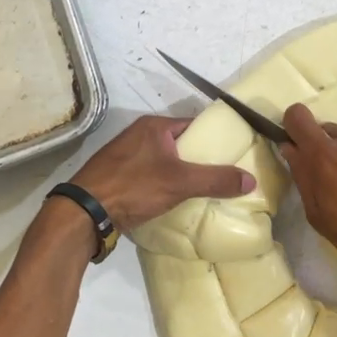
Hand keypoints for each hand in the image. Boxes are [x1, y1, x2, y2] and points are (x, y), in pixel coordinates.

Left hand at [67, 114, 254, 232]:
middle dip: (198, 159)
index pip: (193, 125)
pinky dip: (162, 184)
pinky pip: (148, 176)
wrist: (85, 211)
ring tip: (202, 190)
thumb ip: (215, 180)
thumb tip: (251, 179)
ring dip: (179, 174)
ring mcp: (125, 156)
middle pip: (178, 144)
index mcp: (154, 126)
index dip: (213, 138)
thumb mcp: (180, 182)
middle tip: (222, 176)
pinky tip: (172, 200)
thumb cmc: (134, 187)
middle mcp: (138, 135)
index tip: (234, 154)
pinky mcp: (117, 176)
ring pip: (162, 161)